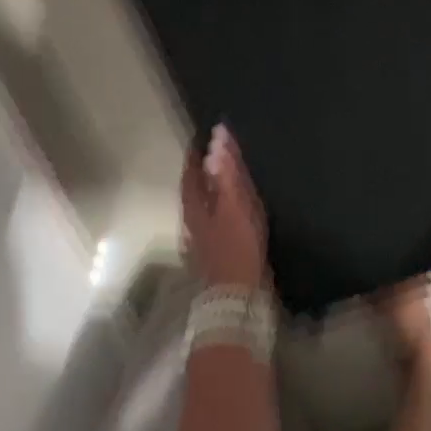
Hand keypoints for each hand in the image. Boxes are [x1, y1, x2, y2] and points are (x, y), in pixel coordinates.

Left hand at [181, 124, 268, 288]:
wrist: (238, 296)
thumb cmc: (235, 247)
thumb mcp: (233, 205)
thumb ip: (226, 172)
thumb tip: (217, 136)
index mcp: (194, 206)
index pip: (191, 171)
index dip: (197, 153)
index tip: (206, 134)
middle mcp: (194, 220)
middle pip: (197, 188)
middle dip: (207, 169)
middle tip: (222, 150)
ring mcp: (205, 237)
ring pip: (207, 204)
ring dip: (216, 188)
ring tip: (232, 174)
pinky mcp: (219, 250)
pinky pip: (220, 219)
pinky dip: (227, 206)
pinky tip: (239, 208)